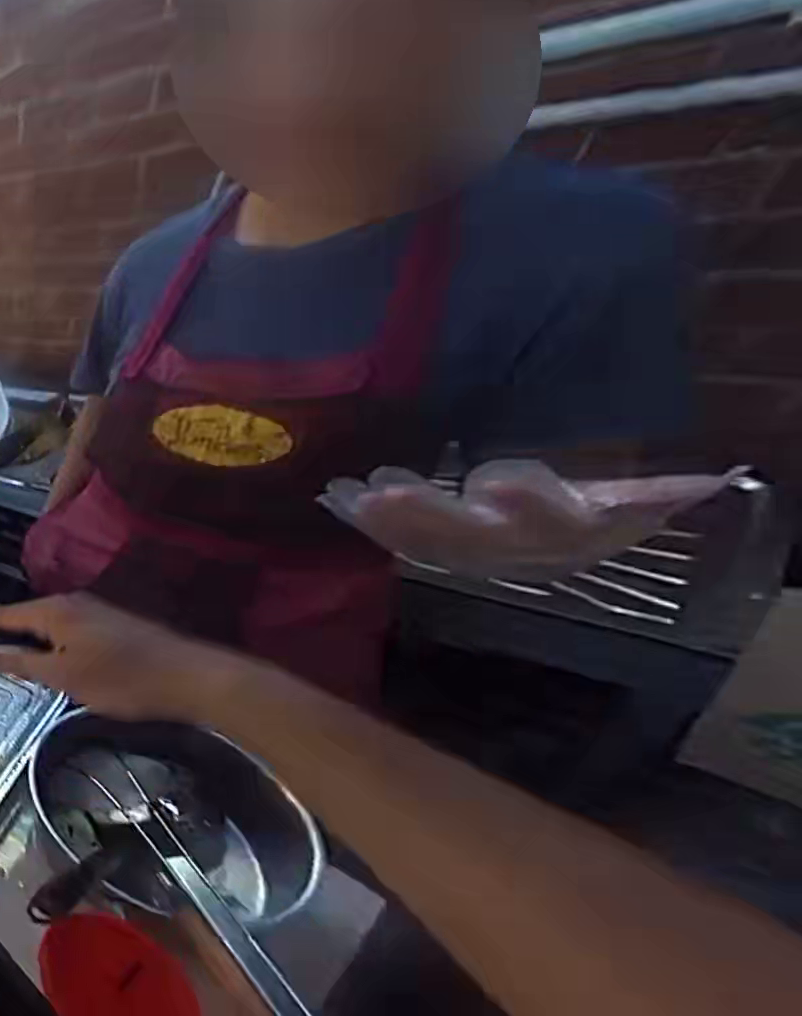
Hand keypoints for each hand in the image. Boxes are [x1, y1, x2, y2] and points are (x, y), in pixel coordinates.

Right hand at [0, 594, 248, 722]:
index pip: (3, 614)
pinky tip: (55, 664)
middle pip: (24, 616)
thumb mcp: (63, 676)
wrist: (190, 678)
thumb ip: (19, 662)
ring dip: (29, 641)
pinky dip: (52, 643)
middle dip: (3, 636)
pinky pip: (66, 628)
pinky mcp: (109, 622)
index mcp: (53, 610)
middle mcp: (70, 601)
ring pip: (47, 623)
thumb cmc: (122, 679)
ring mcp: (92, 609)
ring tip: (16, 667)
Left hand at [318, 460, 741, 581]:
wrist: (558, 547)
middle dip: (423, 512)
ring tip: (349, 492)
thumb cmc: (589, 508)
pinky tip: (333, 498)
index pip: (551, 519)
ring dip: (380, 518)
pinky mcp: (426, 550)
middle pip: (465, 534)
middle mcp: (505, 549)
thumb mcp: (623, 499)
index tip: (497, 480)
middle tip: (386, 489)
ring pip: (417, 539)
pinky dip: (358, 519)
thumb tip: (698, 485)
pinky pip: (390, 537)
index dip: (526, 502)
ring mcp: (461, 552)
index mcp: (563, 532)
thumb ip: (645, 493)